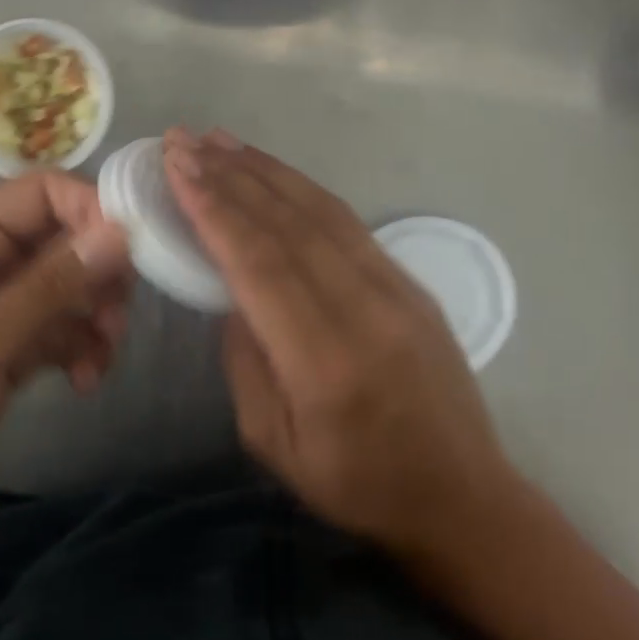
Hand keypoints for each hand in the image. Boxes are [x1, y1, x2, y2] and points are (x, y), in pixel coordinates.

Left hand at [0, 172, 130, 511]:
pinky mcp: (12, 341)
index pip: (44, 191)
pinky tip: (83, 381)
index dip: (93, 212)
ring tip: (99, 360)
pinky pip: (65, 326)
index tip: (133, 256)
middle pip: (67, 237)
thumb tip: (120, 231)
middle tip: (116, 321)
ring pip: (74, 285)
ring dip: (97, 318)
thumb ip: (52, 284)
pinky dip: (82, 348)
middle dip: (100, 277)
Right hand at [164, 128, 522, 556]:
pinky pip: (348, 225)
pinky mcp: (412, 286)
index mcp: (324, 360)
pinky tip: (272, 175)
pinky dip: (302, 190)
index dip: (214, 211)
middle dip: (229, 176)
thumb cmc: (354, 483)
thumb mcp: (271, 440)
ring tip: (218, 141)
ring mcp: (397, 292)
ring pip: (322, 212)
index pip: (260, 264)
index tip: (176, 169)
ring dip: (265, 171)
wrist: (462, 499)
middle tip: (182, 140)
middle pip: (288, 225)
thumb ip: (246, 361)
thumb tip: (233, 296)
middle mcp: (366, 311)